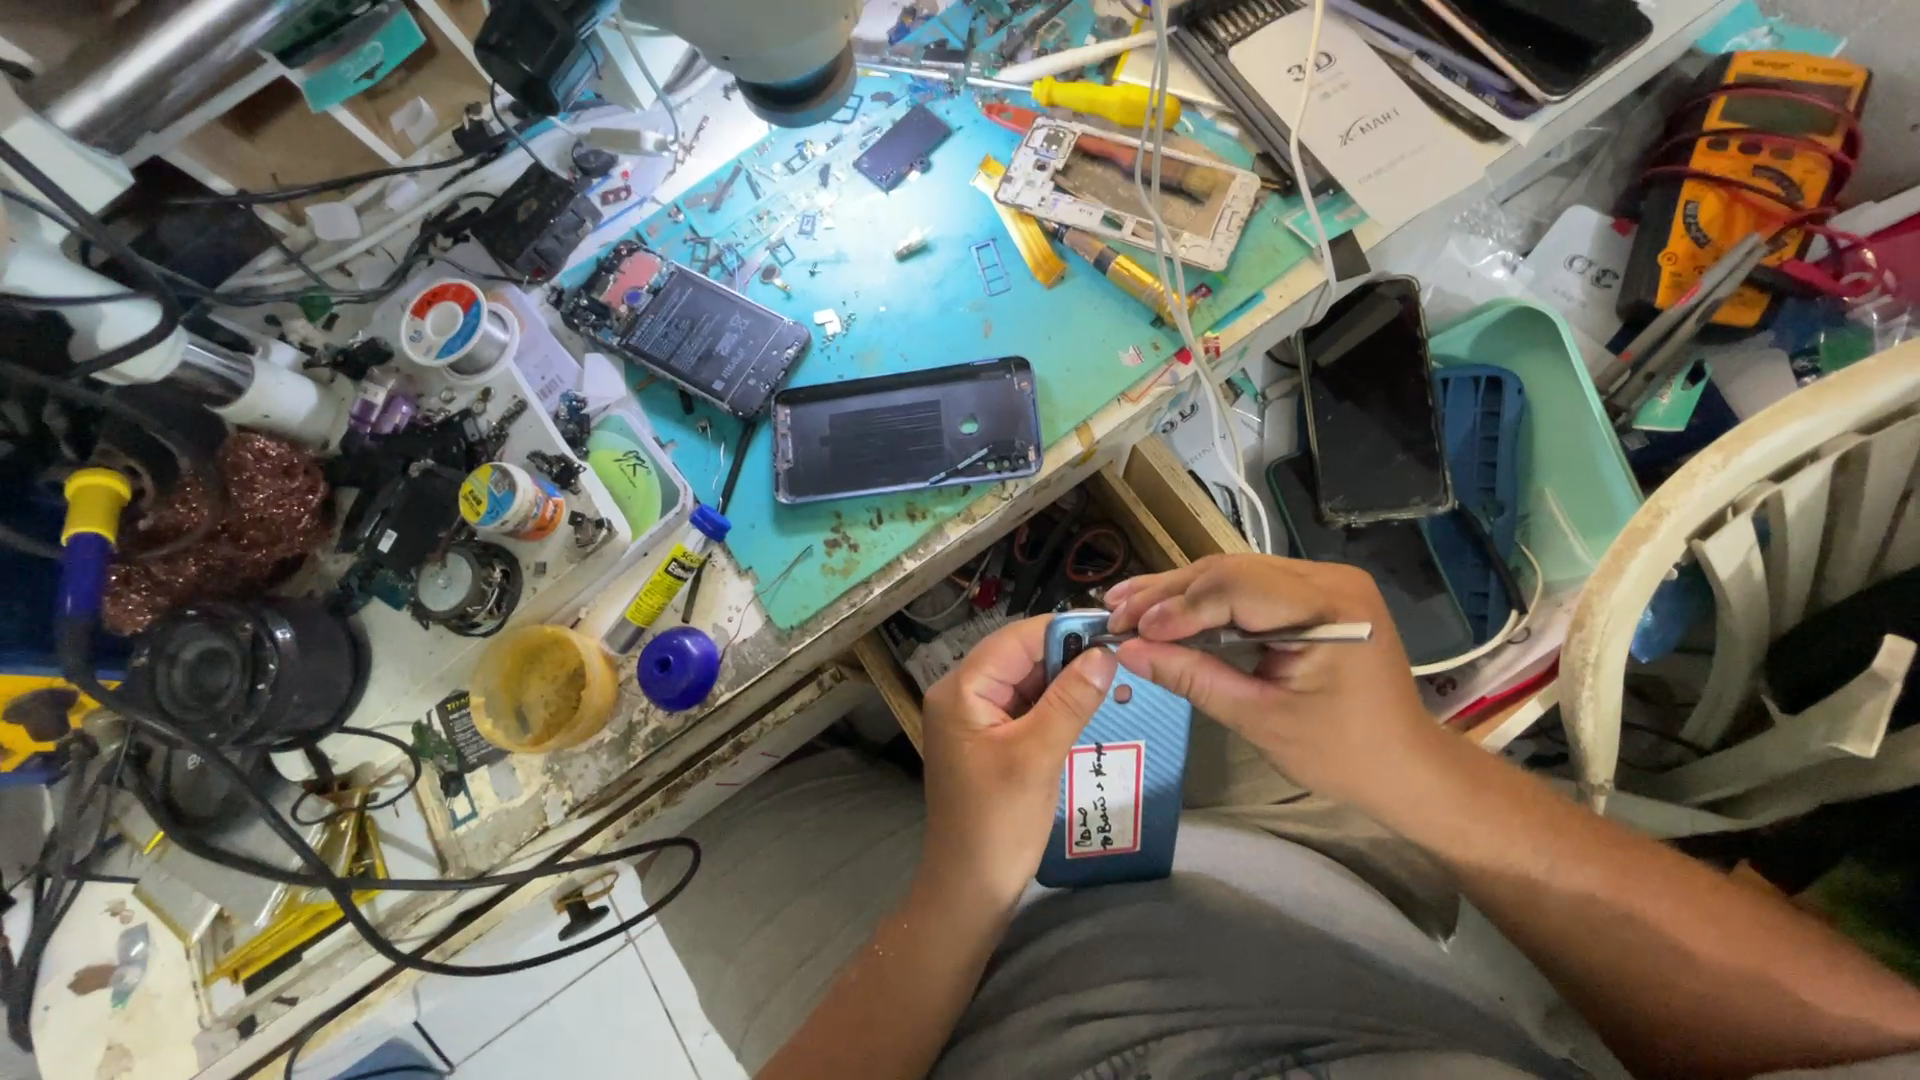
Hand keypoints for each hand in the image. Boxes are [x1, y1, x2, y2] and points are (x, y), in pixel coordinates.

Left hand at [917, 615, 1115, 912]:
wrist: (969, 886)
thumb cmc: (998, 822)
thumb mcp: (1037, 756)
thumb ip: (1070, 700)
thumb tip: (1104, 654)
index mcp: (961, 689)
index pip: (1016, 639)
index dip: (1063, 629)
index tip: (1113, 627)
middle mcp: (962, 693)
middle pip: (1020, 656)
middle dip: (1067, 654)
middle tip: (1121, 656)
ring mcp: (974, 717)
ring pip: (1026, 680)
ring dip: (1065, 680)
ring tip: (1114, 676)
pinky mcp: (989, 738)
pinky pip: (1025, 706)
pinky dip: (1055, 704)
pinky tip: (1090, 705)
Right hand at [1103, 555, 1444, 812]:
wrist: (1405, 766)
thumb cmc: (1340, 753)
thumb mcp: (1258, 718)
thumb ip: (1192, 676)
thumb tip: (1126, 651)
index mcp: (1329, 609)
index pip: (1236, 588)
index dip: (1177, 607)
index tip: (1128, 630)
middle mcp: (1328, 579)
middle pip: (1229, 571)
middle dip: (1168, 594)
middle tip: (1114, 613)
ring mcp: (1324, 581)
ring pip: (1232, 573)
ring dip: (1178, 592)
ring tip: (1124, 604)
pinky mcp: (1314, 593)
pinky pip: (1248, 587)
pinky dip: (1205, 600)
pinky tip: (1165, 607)